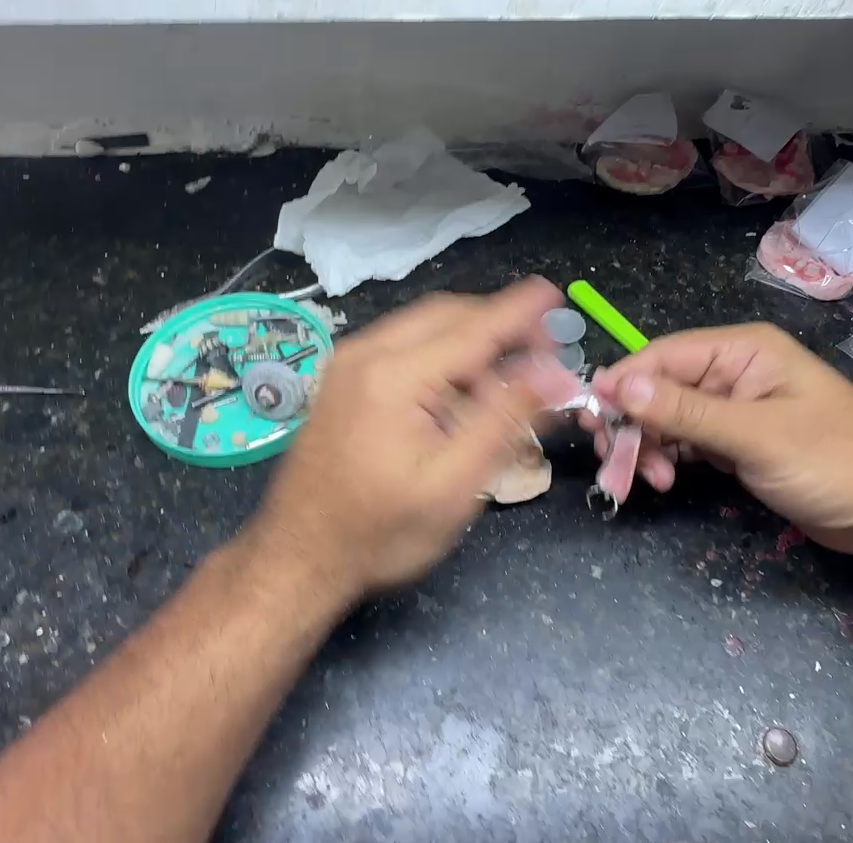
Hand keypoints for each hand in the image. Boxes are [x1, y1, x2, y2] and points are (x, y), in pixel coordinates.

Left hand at [247, 278, 559, 602]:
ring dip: (470, 341)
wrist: (299, 556)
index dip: (519, 312)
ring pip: (425, 326)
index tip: (553, 295)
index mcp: (394, 376)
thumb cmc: (380, 533)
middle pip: (447, 314)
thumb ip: (505, 421)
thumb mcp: (454, 485)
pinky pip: (403, 345)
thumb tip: (551, 375)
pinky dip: (441, 354)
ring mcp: (349, 363)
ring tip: (504, 385)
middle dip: (498, 325)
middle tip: (541, 355)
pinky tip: (458, 393)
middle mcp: (366, 353)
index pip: (472, 328)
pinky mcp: (343, 378)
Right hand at [584, 323, 852, 553]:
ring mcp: (735, 410)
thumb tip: (620, 386)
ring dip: (647, 448)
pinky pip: (687, 443)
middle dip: (633, 424)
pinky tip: (664, 482)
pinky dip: (669, 461)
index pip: (665, 356)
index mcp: (743, 351)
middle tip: (610, 463)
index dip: (624, 383)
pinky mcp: (737, 444)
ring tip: (642, 483)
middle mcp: (734, 373)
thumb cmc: (837, 461)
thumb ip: (687, 411)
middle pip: (660, 389)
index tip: (591, 416)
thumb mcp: (757, 435)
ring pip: (668, 420)